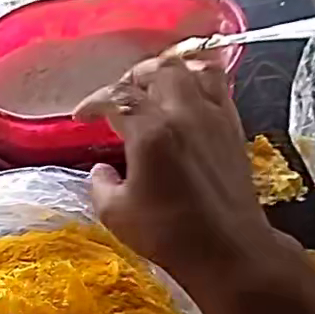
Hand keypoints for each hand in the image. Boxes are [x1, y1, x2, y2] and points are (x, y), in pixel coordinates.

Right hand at [73, 54, 297, 291]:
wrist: (224, 246)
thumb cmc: (164, 231)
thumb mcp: (113, 212)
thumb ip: (100, 184)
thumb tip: (101, 170)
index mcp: (151, 133)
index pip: (117, 98)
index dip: (93, 102)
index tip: (81, 117)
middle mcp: (185, 113)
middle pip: (158, 70)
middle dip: (131, 78)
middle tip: (116, 98)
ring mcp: (215, 115)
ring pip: (193, 67)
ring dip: (167, 72)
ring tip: (151, 88)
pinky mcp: (234, 125)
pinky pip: (218, 84)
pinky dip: (196, 80)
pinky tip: (184, 98)